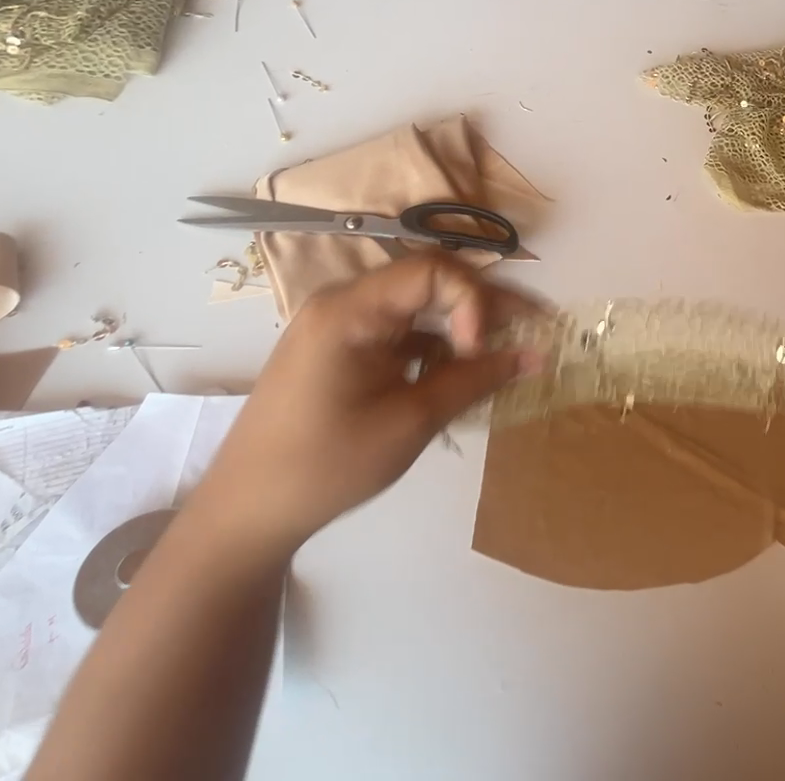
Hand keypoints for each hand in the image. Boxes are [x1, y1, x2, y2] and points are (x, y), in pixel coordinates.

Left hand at [193, 255, 538, 551]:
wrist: (248, 512)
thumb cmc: (327, 465)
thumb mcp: (411, 421)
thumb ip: (476, 380)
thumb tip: (537, 355)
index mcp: (349, 311)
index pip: (433, 271)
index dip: (473, 301)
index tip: (481, 351)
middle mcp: (344, 304)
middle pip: (430, 282)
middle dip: (486, 305)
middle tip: (534, 330)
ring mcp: (342, 326)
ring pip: (421, 306)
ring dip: (466, 325)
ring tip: (508, 352)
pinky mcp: (345, 350)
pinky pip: (404, 331)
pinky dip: (440, 345)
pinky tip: (465, 371)